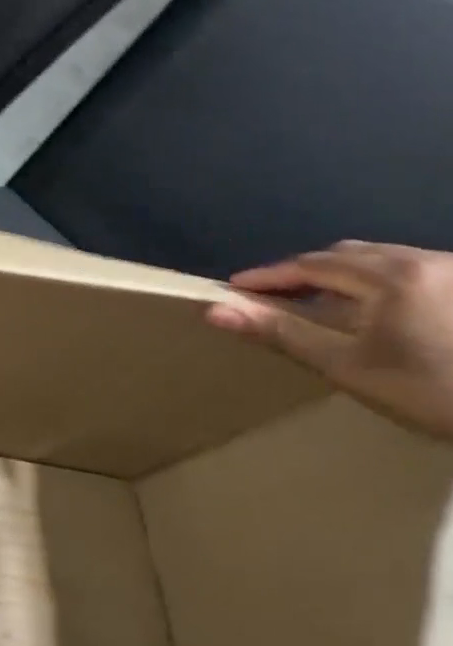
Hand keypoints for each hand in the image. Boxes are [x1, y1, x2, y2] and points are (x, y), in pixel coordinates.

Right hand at [208, 240, 452, 440]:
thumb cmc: (430, 390)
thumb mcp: (346, 365)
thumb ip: (281, 331)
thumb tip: (215, 310)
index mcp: (391, 276)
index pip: (312, 264)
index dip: (268, 276)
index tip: (233, 289)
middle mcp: (427, 261)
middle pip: (349, 254)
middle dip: (305, 271)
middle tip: (272, 296)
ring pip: (384, 259)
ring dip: (343, 275)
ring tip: (319, 303)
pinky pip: (413, 271)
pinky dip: (378, 282)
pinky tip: (374, 310)